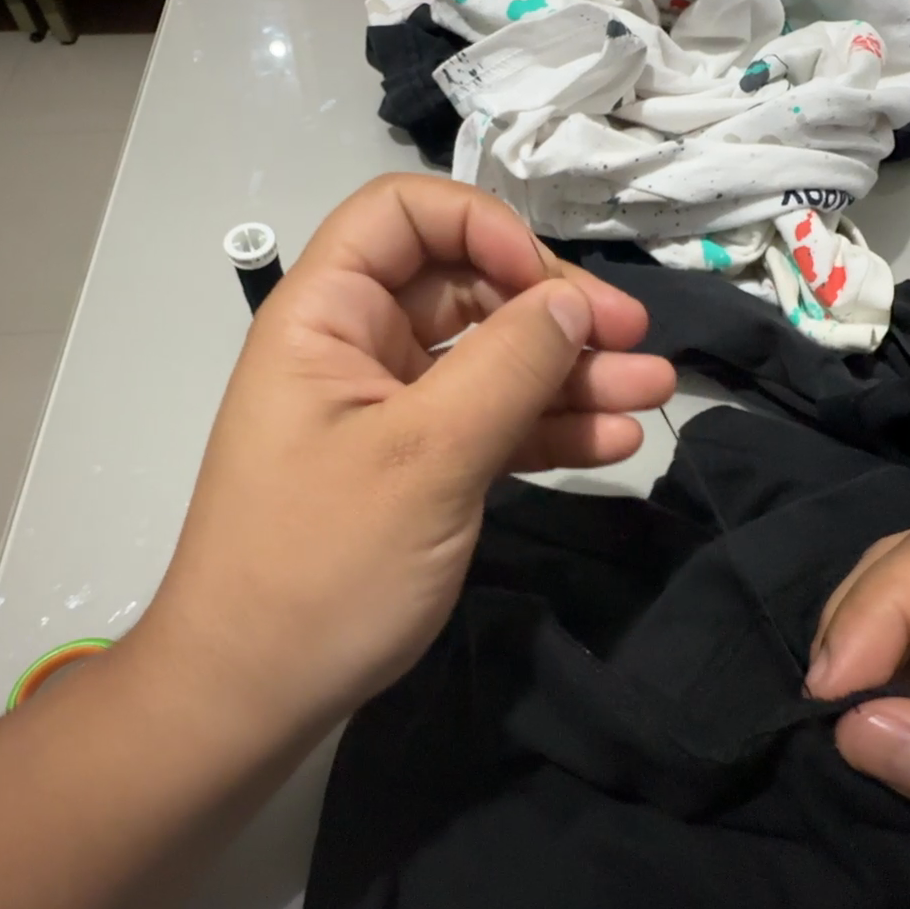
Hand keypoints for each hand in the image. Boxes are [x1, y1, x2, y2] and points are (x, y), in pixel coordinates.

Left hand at [135, 174, 674, 733]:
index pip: (403, 216)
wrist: (256, 692)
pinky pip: (489, 423)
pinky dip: (547, 426)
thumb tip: (572, 301)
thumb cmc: (324, 564)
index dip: (482, 228)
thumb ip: (507, 368)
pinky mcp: (419, 463)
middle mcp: (358, 346)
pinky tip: (612, 438)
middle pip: (465, 287)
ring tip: (653, 389)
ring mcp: (392, 408)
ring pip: (490, 360)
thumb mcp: (426, 457)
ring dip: (569, 372)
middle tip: (635, 339)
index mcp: (327, 315)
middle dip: (552, 309)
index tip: (547, 287)